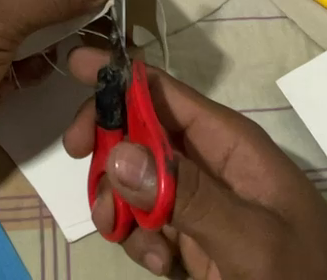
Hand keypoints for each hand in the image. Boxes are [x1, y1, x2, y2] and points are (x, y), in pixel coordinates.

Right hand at [63, 48, 326, 279]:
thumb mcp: (254, 241)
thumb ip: (187, 196)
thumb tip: (119, 151)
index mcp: (230, 142)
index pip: (164, 91)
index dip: (119, 74)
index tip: (73, 67)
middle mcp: (210, 162)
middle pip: (140, 131)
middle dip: (108, 144)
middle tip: (81, 164)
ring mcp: (201, 203)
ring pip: (136, 179)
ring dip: (120, 202)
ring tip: (129, 238)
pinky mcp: (196, 240)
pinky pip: (148, 222)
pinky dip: (139, 238)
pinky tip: (160, 266)